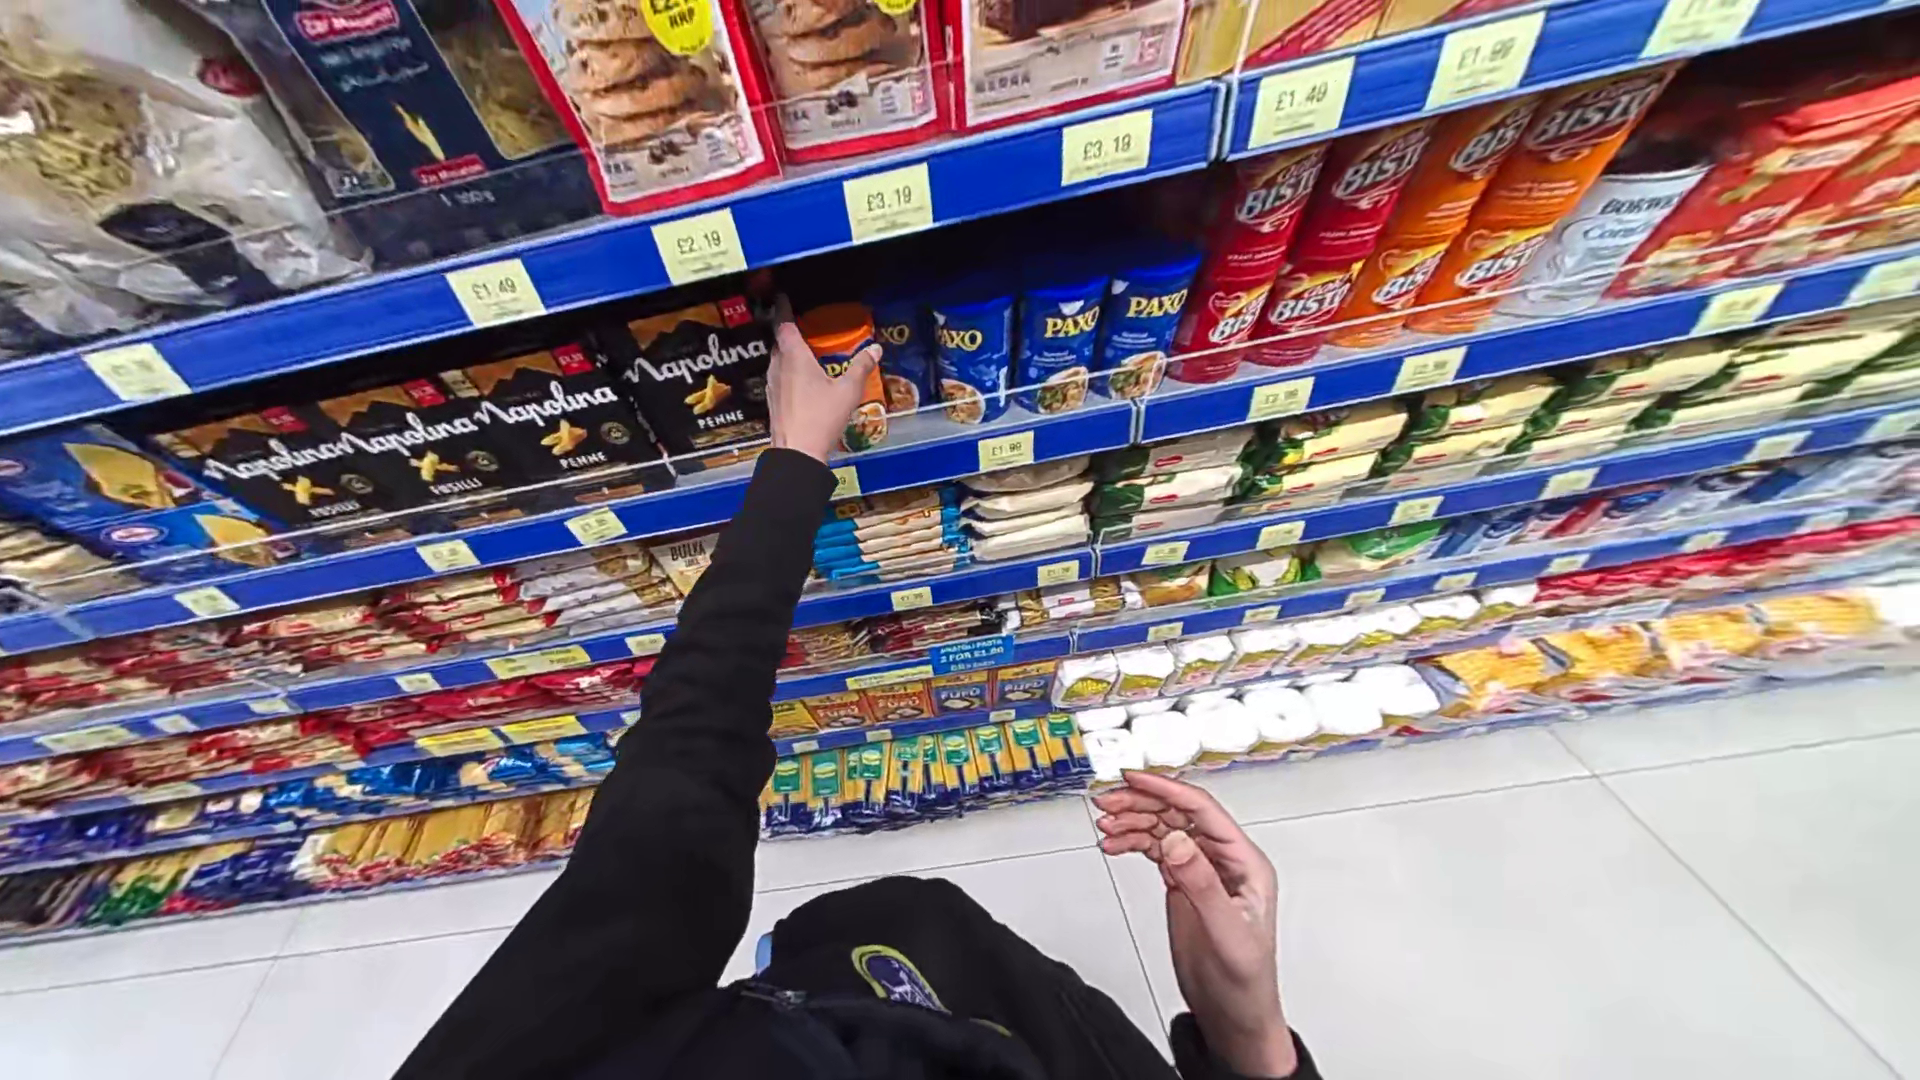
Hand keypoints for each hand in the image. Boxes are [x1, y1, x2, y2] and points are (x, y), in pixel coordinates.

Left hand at [767, 301, 880, 463]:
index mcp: (794, 357)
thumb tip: (875, 348)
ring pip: (778, 361)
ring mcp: (773, 385)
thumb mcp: (847, 392)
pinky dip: (789, 373)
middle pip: (780, 342)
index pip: (784, 324)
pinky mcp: (773, 402)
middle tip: (804, 328)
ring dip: (789, 355)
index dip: (784, 309)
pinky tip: (803, 383)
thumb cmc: (821, 417)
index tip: (784, 298)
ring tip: (806, 354)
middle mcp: (778, 366)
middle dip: (789, 333)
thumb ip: (861, 367)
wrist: (797, 452)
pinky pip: (780, 378)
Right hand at [1093, 771, 1296, 1077]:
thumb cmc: (1246, 984)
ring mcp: (1199, 866)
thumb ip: (1202, 884)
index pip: (1201, 809)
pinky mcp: (1181, 877)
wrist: (1233, 1018)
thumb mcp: (1227, 935)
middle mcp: (1220, 857)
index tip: (1135, 779)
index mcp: (1243, 861)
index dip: (1166, 789)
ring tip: (1106, 823)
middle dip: (1139, 802)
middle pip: (1175, 812)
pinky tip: (1114, 843)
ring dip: (1131, 820)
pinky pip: (1152, 846)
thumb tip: (1177, 839)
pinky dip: (1130, 840)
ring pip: (1160, 825)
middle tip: (1108, 802)